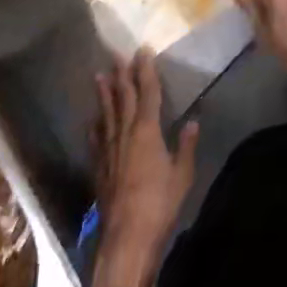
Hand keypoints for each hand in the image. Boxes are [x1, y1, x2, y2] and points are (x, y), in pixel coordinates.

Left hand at [92, 50, 199, 252]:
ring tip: (99, 75)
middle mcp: (125, 132)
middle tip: (118, 54)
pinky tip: (92, 121)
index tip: (143, 50)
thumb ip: (186, 147)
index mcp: (147, 131)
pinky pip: (96, 138)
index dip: (146, 70)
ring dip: (104, 93)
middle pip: (124, 97)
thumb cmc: (160, 204)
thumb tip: (193, 122)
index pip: (147, 92)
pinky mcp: (99, 166)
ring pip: (106, 113)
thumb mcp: (182, 176)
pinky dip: (95, 126)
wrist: (127, 235)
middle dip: (122, 74)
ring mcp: (109, 148)